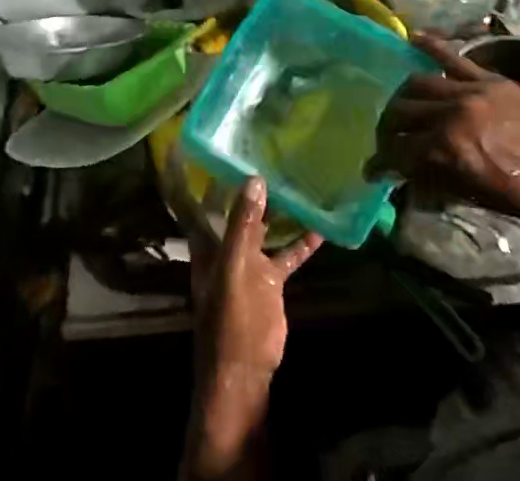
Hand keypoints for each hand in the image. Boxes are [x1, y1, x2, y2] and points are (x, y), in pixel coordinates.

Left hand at [188, 176, 322, 378]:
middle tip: (265, 156)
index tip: (216, 149)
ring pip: (263, 229)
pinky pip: (286, 255)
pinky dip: (300, 243)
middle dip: (245, 188)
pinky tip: (320, 229)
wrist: (245, 368)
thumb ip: (243, 225)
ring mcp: (248, 263)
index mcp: (205, 242)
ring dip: (276, 212)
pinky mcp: (269, 280)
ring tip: (296, 183)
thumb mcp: (235, 267)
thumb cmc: (230, 317)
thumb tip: (253, 181)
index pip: (199, 200)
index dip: (203, 177)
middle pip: (233, 211)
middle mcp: (224, 247)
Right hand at [370, 34, 519, 231]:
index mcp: (449, 149)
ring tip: (402, 109)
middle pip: (399, 114)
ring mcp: (471, 92)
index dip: (381, 163)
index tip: (375, 171)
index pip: (397, 152)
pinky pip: (451, 57)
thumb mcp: (480, 197)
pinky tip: (412, 40)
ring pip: (416, 84)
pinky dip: (430, 47)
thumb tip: (406, 175)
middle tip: (388, 141)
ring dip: (402, 98)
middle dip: (387, 130)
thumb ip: (437, 179)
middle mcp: (452, 115)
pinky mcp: (489, 79)